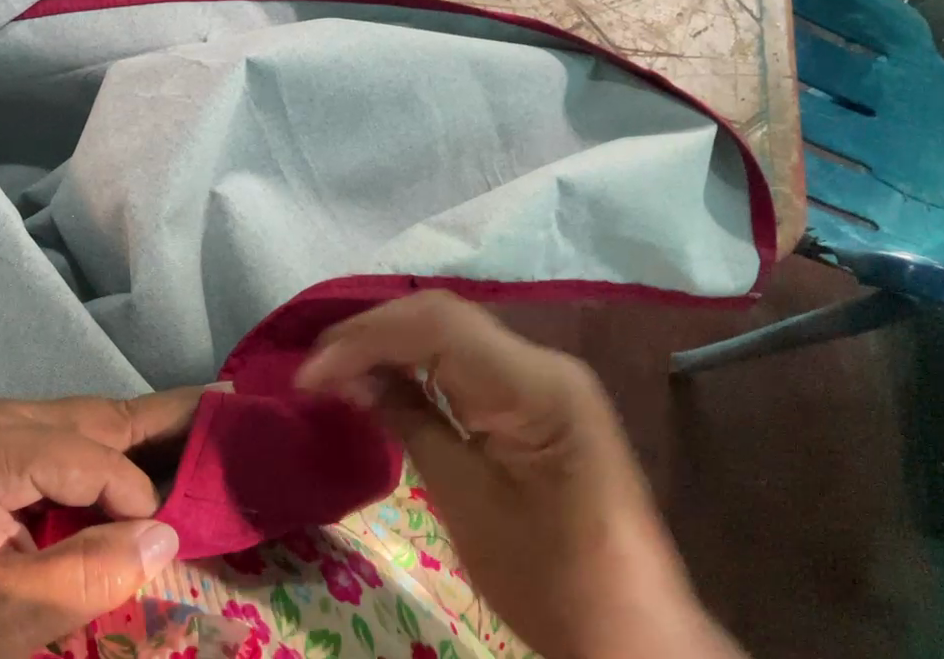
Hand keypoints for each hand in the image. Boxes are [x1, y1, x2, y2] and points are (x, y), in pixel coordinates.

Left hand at [0, 388, 205, 658]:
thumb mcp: (6, 617)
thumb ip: (91, 570)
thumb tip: (167, 531)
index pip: (98, 456)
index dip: (141, 494)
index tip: (171, 539)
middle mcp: (3, 419)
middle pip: (105, 417)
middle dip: (170, 418)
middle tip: (237, 407)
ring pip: (94, 423)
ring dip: (149, 432)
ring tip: (210, 422)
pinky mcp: (1, 450)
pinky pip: (74, 441)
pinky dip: (118, 449)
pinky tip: (154, 452)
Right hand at [296, 292, 744, 658]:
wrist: (634, 636)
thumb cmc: (551, 579)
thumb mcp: (466, 501)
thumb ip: (408, 421)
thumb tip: (348, 377)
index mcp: (535, 385)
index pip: (435, 325)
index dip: (363, 339)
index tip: (309, 375)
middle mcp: (543, 363)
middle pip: (440, 317)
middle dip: (369, 334)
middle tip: (313, 369)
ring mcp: (543, 378)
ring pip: (449, 331)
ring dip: (388, 344)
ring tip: (334, 370)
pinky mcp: (536, 398)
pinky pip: (464, 359)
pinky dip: (414, 363)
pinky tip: (380, 379)